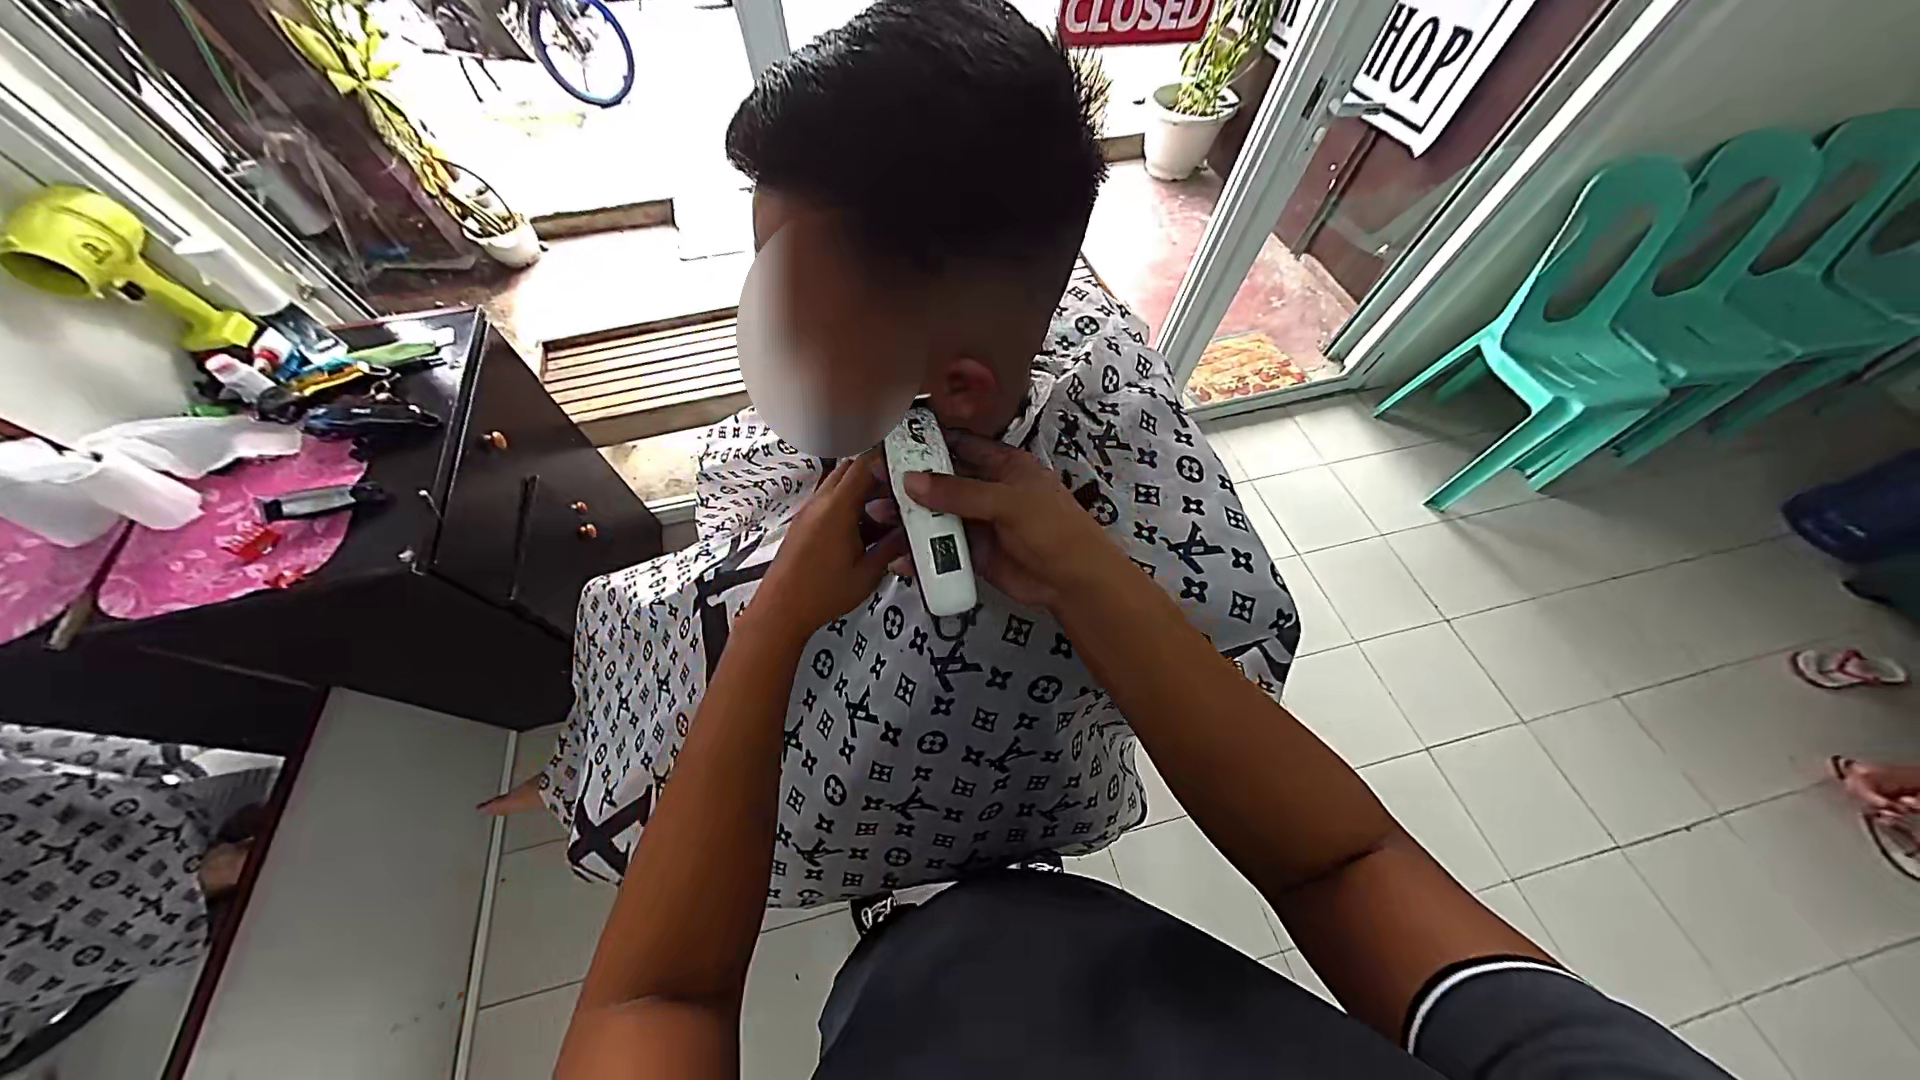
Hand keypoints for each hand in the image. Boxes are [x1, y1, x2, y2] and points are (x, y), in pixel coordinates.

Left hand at [749, 453, 906, 641]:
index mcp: (837, 509)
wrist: (781, 610)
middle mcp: (820, 505)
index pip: (863, 465)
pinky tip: (864, 533)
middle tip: (897, 490)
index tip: (903, 461)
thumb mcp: (868, 573)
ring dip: (862, 494)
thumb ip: (892, 547)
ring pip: (839, 487)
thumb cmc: (818, 594)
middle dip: (875, 476)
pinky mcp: (804, 526)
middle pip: (849, 471)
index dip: (885, 459)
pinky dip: (848, 509)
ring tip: (884, 517)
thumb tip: (907, 533)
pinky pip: (829, 504)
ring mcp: (809, 514)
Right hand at [894, 432, 1123, 610]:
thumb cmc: (1053, 529)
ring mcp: (979, 523)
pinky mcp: (974, 554)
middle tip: (875, 480)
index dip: (928, 442)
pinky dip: (921, 554)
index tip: (894, 442)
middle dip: (908, 482)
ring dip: (908, 518)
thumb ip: (960, 492)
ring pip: (936, 517)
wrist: (1074, 582)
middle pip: (941, 482)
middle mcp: (987, 491)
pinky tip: (901, 558)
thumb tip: (912, 482)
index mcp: (1003, 466)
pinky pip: (941, 549)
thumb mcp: (1008, 502)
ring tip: (878, 516)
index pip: (960, 445)